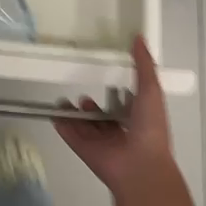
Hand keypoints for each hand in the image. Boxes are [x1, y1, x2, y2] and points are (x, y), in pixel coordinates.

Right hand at [55, 35, 172, 195]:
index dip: (119, 94)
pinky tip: (54, 114)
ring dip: (75, 115)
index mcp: (139, 120)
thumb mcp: (151, 90)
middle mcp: (121, 133)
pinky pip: (72, 135)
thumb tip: (138, 38)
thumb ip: (144, 65)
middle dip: (93, 108)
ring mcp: (102, 144)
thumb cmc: (149, 128)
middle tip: (82, 94)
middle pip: (104, 119)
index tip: (107, 80)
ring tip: (64, 101)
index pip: (127, 106)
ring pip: (86, 127)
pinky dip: (63, 126)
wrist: (140, 167)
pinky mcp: (86, 150)